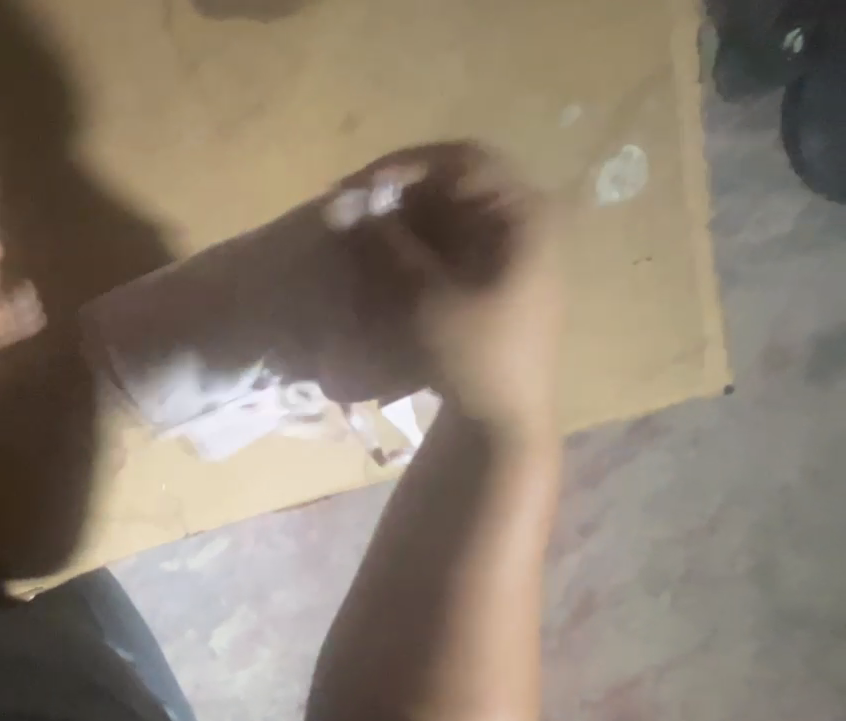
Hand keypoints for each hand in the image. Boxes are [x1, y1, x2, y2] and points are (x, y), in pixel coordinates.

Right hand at [354, 144, 564, 439]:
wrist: (500, 412)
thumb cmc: (469, 352)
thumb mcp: (422, 296)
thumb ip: (386, 245)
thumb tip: (347, 204)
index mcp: (521, 213)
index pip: (461, 160)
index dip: (403, 166)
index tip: (352, 189)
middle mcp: (522, 220)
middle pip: (454, 185)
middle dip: (395, 196)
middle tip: (346, 216)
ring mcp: (510, 249)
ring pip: (448, 215)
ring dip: (399, 222)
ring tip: (354, 241)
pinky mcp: (493, 276)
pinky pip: (448, 243)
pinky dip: (410, 246)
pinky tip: (378, 264)